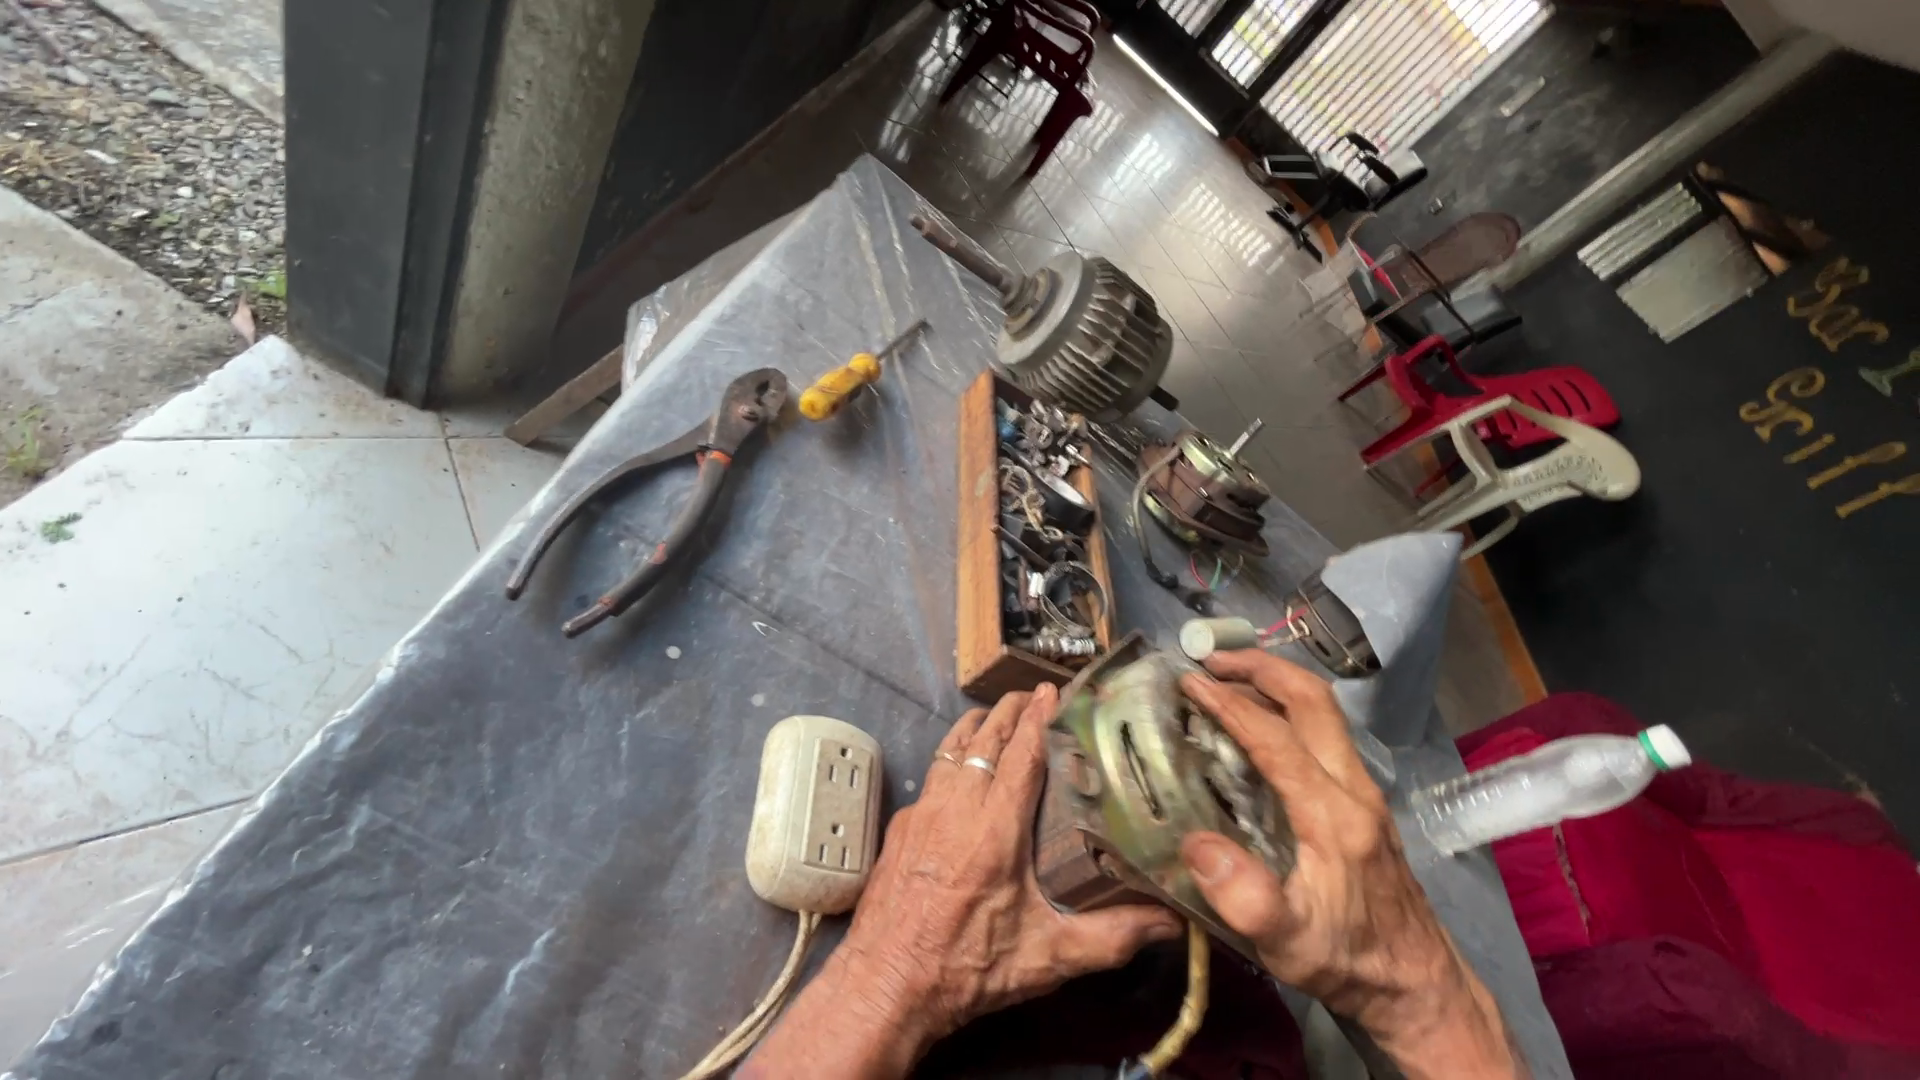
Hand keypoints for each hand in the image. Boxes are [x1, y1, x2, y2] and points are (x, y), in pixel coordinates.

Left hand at [745, 685, 1181, 1077]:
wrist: (885, 984)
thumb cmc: (967, 967)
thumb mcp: (1048, 958)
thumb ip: (1112, 937)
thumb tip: (1172, 923)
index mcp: (995, 826)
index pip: (1022, 753)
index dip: (1040, 717)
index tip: (1053, 689)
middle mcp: (956, 806)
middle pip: (984, 738)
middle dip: (1009, 711)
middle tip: (1032, 695)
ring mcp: (922, 812)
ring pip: (950, 748)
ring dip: (975, 727)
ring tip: (995, 716)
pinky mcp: (900, 826)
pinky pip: (932, 774)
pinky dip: (951, 756)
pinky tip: (958, 770)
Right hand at [1178, 651, 1519, 1078]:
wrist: (1417, 984)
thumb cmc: (1347, 960)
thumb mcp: (1290, 945)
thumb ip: (1246, 899)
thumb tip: (1196, 843)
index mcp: (1334, 814)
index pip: (1276, 738)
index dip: (1229, 704)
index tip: (1188, 682)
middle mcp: (1353, 787)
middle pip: (1313, 699)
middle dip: (1260, 667)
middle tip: (1209, 658)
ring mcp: (1362, 789)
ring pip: (1322, 709)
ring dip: (1274, 680)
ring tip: (1225, 676)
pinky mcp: (1361, 798)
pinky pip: (1322, 730)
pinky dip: (1285, 706)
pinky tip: (1255, 721)